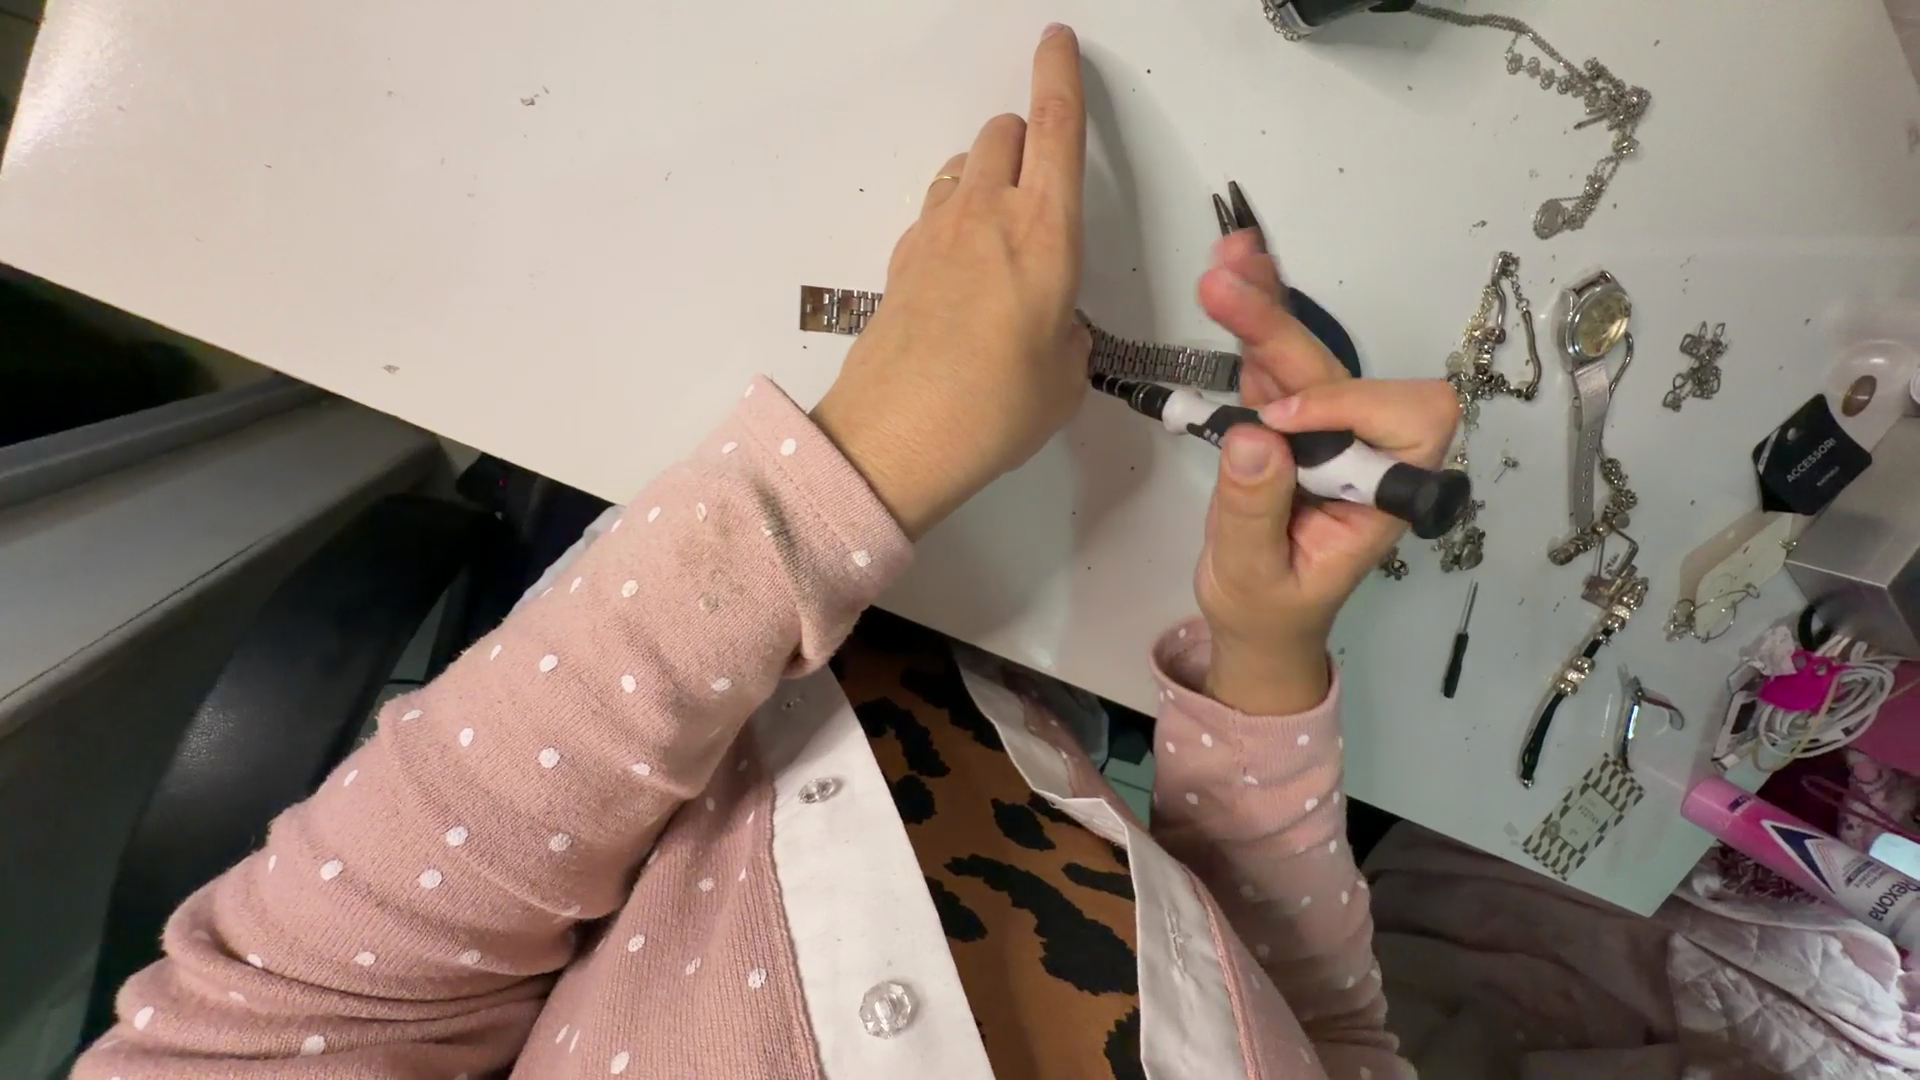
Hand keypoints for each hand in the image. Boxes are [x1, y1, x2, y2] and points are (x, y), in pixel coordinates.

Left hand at [811, 24, 1090, 538]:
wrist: (896, 441)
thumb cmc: (990, 412)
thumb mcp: (1063, 382)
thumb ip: (1068, 339)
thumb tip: (1055, 331)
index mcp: (1044, 236)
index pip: (1057, 127)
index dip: (1061, 75)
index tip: (1058, 45)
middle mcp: (984, 218)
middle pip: (1001, 132)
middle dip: (1024, 137)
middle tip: (1038, 177)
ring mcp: (932, 236)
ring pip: (962, 167)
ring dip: (985, 175)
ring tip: (1000, 228)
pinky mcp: (897, 263)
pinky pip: (931, 214)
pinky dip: (952, 220)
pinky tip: (959, 270)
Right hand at [1193, 231, 1459, 715]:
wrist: (1258, 622)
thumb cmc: (1268, 611)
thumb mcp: (1257, 576)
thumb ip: (1256, 512)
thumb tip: (1254, 437)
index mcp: (1382, 495)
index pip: (1407, 421)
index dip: (1346, 406)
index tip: (1276, 423)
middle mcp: (1363, 453)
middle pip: (1339, 373)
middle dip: (1282, 330)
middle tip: (1224, 281)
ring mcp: (1322, 435)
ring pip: (1305, 359)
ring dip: (1266, 309)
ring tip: (1227, 261)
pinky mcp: (1283, 428)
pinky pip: (1273, 370)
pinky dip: (1250, 328)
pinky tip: (1231, 280)